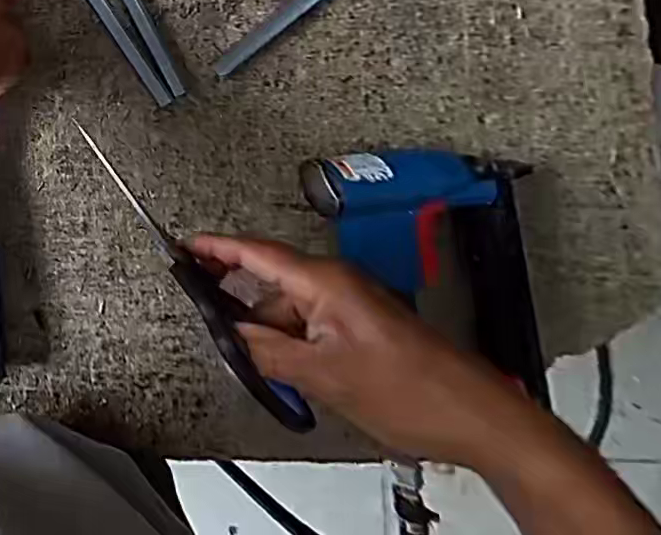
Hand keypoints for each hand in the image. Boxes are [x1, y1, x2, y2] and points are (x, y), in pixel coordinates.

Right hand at [189, 234, 557, 470]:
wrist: (473, 414)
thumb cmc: (414, 389)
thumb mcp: (324, 376)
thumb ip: (269, 352)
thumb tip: (233, 336)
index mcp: (324, 282)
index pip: (257, 253)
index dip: (217, 247)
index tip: (188, 245)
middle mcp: (335, 282)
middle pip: (270, 283)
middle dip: (242, 305)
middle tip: (214, 320)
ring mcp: (348, 302)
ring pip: (289, 308)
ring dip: (270, 332)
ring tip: (265, 368)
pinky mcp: (357, 322)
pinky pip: (310, 323)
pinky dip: (292, 342)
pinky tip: (290, 372)